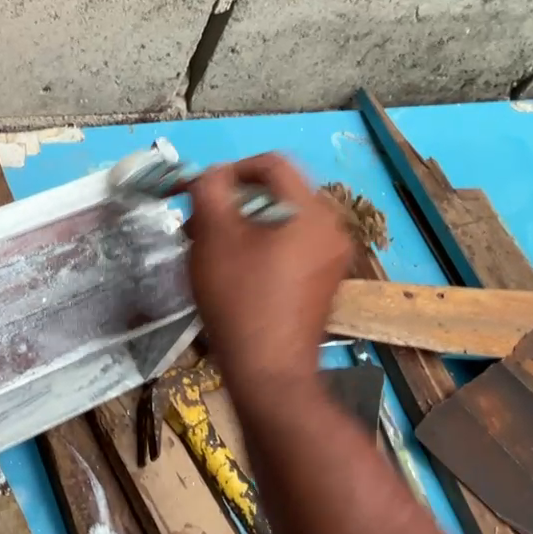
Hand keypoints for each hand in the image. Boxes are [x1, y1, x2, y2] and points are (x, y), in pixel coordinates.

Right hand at [185, 153, 353, 392]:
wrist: (267, 369)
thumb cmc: (239, 296)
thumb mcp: (213, 234)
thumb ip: (209, 189)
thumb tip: (212, 176)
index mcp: (313, 211)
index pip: (272, 164)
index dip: (230, 170)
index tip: (200, 192)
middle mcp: (333, 229)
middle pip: (278, 192)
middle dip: (233, 201)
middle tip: (199, 223)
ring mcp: (332, 259)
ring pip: (281, 220)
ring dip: (242, 224)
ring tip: (210, 247)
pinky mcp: (323, 283)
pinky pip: (290, 246)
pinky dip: (259, 246)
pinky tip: (232, 269)